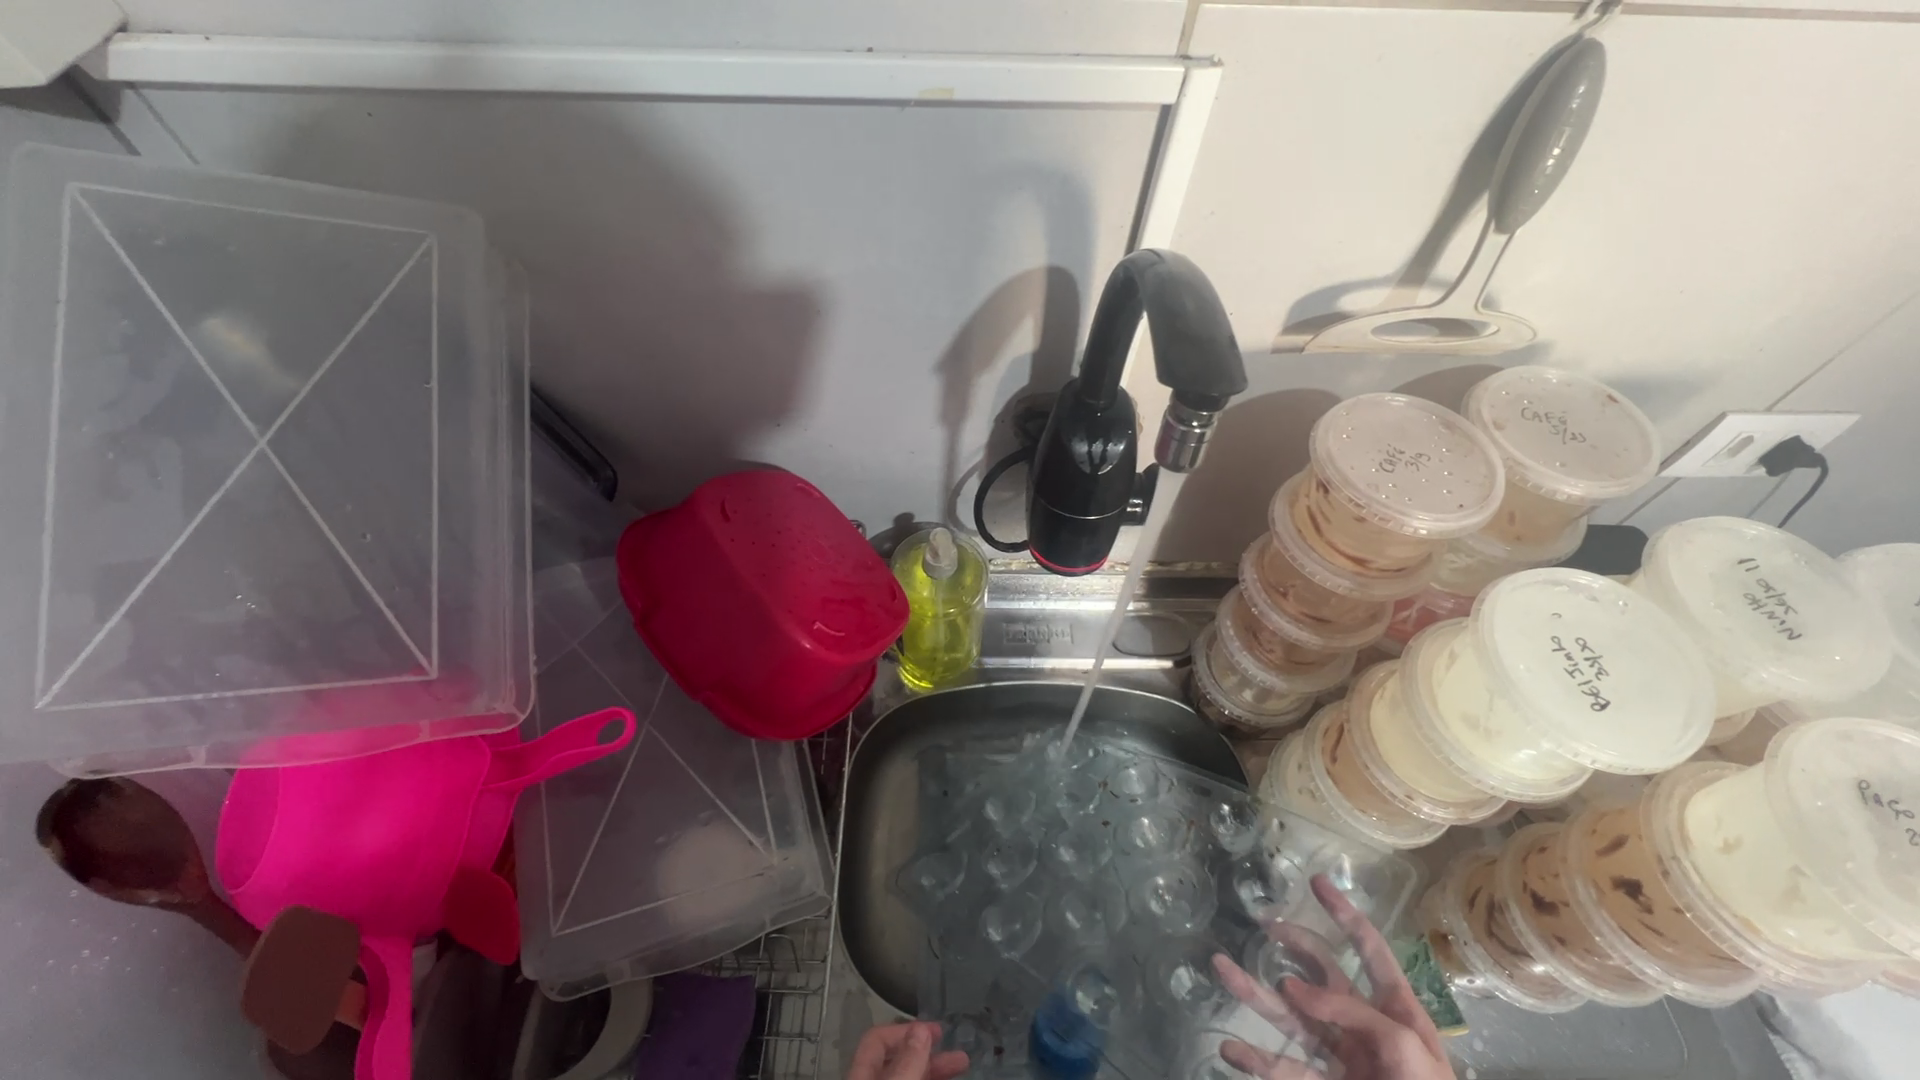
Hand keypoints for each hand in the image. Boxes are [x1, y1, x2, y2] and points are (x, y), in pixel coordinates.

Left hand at [847, 1022, 969, 1079]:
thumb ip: (907, 1062)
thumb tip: (921, 1029)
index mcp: (860, 1073)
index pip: (877, 1039)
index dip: (906, 1031)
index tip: (937, 1032)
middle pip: (898, 1061)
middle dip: (930, 1053)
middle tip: (958, 1053)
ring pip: (910, 1077)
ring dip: (935, 1069)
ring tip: (962, 1066)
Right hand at [1211, 874, 1453, 1079]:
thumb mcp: (1406, 1048)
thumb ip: (1351, 1012)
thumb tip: (1288, 987)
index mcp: (1395, 1009)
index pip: (1369, 949)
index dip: (1345, 914)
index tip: (1316, 882)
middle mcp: (1362, 1025)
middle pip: (1320, 973)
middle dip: (1292, 945)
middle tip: (1265, 925)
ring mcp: (1340, 1057)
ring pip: (1288, 1016)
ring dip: (1253, 993)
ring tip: (1221, 967)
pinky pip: (1283, 1069)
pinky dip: (1255, 1061)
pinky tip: (1230, 1051)